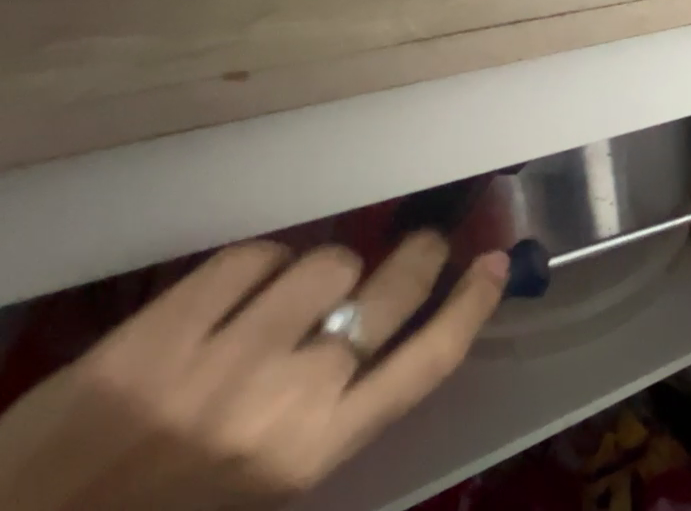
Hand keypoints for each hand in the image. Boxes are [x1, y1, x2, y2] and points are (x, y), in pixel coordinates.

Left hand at [0, 233, 506, 510]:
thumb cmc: (175, 504)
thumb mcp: (277, 474)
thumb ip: (341, 406)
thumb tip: (398, 325)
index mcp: (317, 448)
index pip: (427, 361)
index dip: (472, 305)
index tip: (496, 262)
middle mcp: (284, 400)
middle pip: (389, 296)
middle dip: (418, 257)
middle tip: (423, 243)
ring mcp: (218, 361)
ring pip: (326, 265)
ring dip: (327, 267)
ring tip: (304, 284)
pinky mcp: (155, 332)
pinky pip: (248, 259)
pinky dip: (261, 261)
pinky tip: (249, 281)